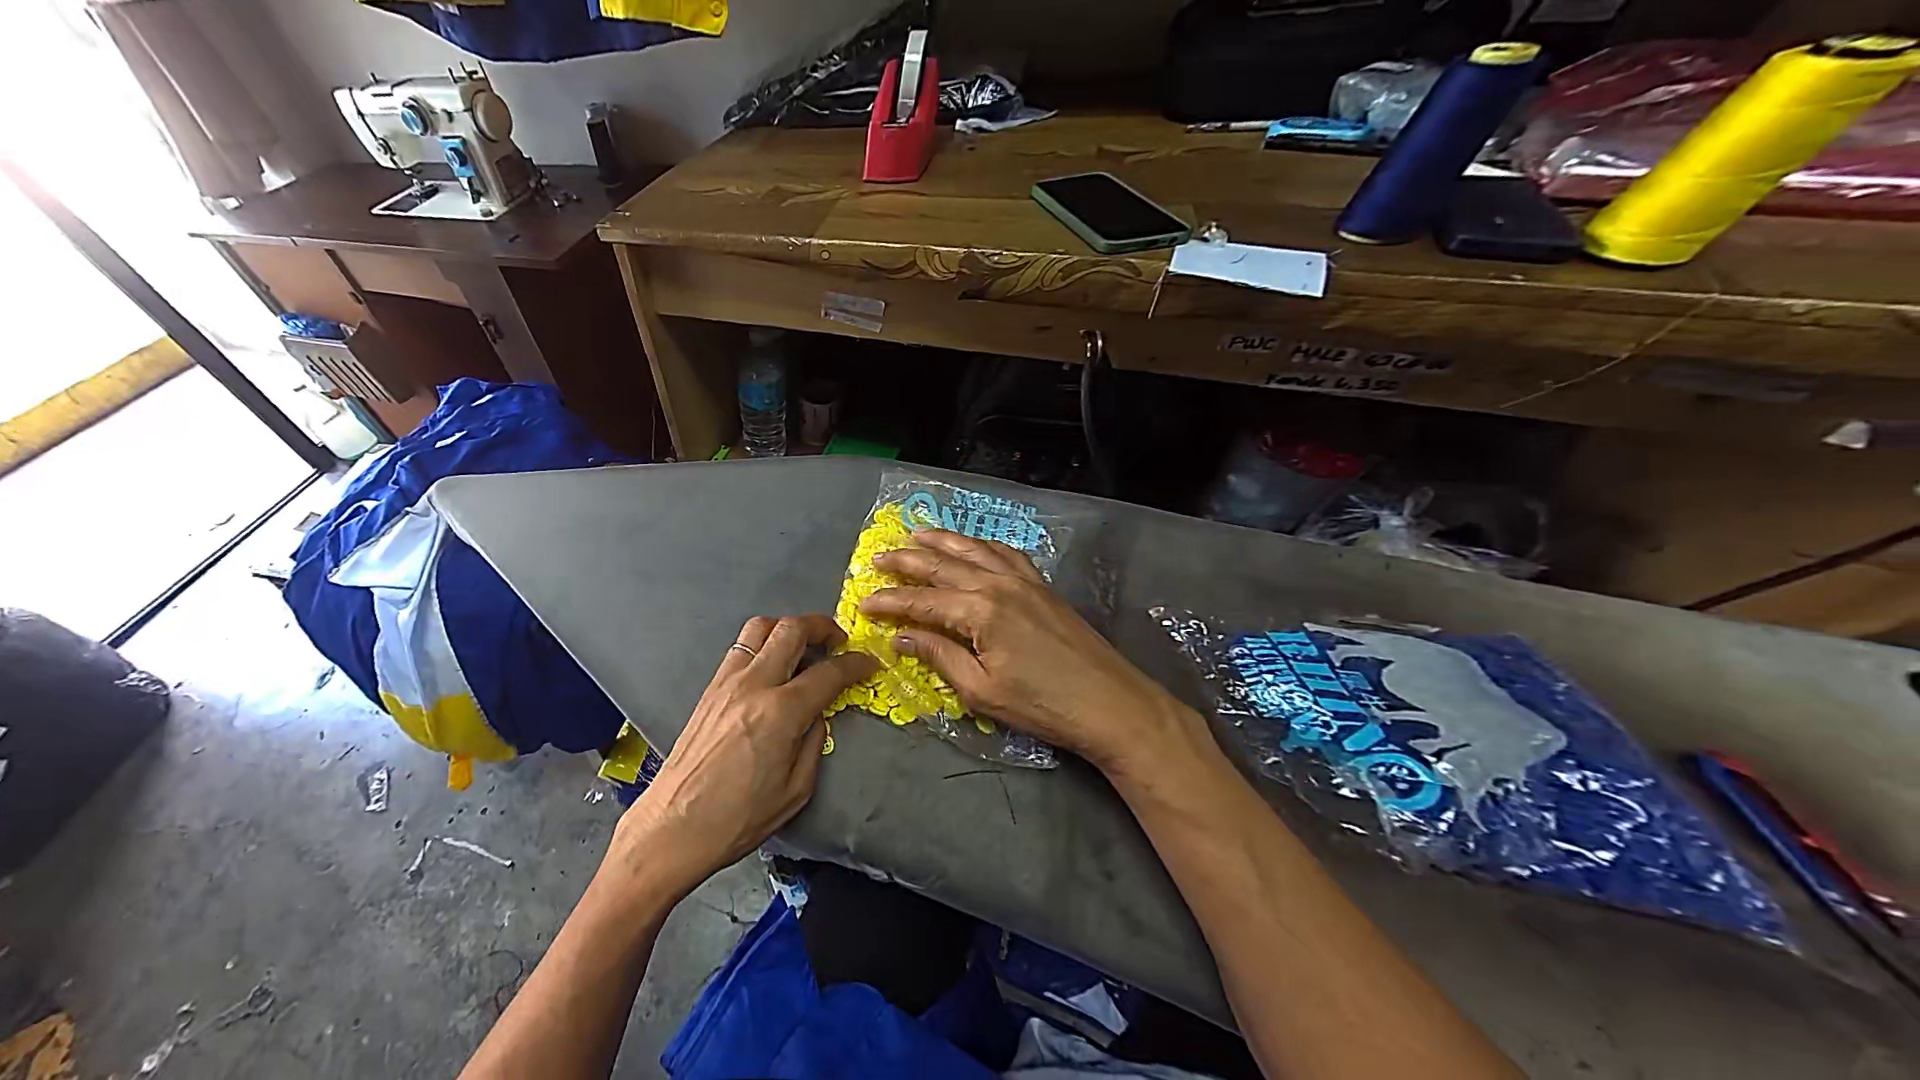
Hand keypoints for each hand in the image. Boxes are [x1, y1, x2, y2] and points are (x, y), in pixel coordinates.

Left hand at [610, 615, 877, 896]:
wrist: (673, 829)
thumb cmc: (739, 818)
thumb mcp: (797, 789)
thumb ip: (815, 742)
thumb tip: (818, 714)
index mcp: (782, 712)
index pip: (830, 672)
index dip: (855, 664)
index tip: (868, 663)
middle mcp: (754, 685)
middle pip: (792, 629)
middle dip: (822, 626)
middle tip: (837, 640)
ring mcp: (727, 683)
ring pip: (760, 627)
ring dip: (787, 628)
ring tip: (802, 646)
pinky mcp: (709, 689)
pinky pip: (740, 648)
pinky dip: (763, 644)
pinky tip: (771, 667)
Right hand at [860, 530, 1203, 777]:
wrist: (1109, 702)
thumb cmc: (1042, 705)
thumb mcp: (981, 691)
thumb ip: (940, 657)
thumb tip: (902, 636)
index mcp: (980, 611)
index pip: (922, 601)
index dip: (890, 601)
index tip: (863, 601)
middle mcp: (999, 584)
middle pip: (943, 565)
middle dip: (907, 560)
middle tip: (877, 558)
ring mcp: (1024, 581)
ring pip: (974, 550)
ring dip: (942, 541)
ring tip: (915, 534)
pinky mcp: (1042, 586)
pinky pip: (1005, 553)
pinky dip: (982, 545)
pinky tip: (973, 546)